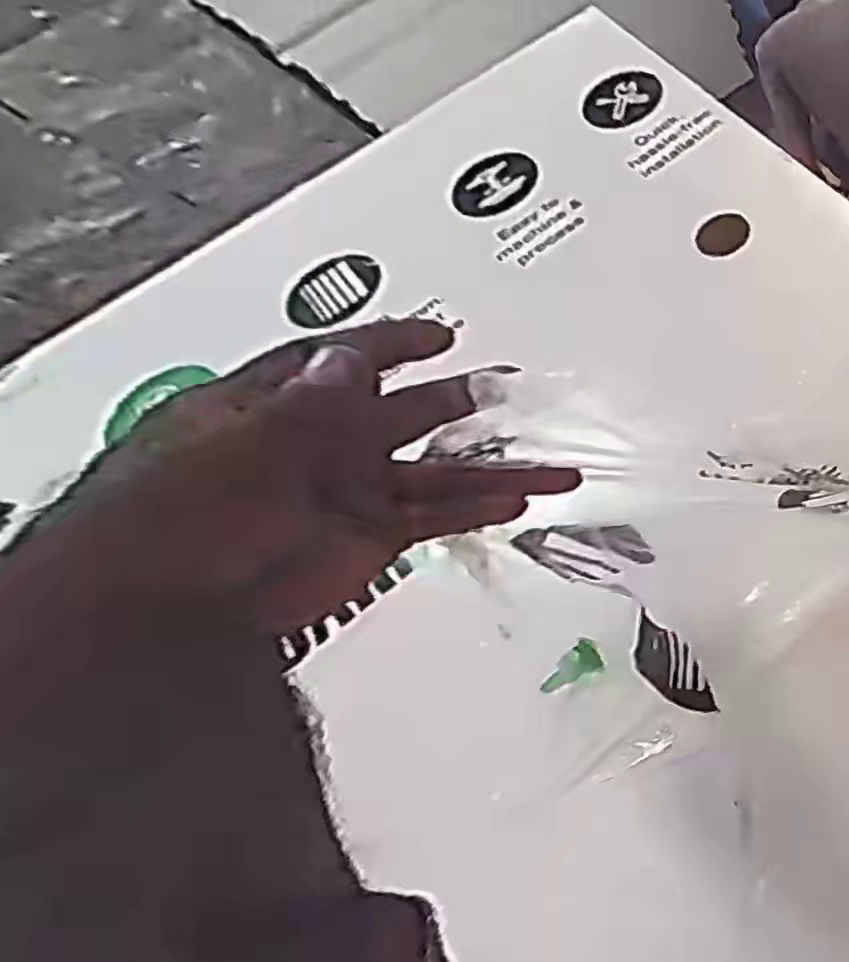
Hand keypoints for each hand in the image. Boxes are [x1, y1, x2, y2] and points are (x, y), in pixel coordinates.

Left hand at [26, 320, 581, 632]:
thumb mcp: (239, 454)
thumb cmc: (172, 530)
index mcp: (276, 412)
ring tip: (551, 469)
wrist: (177, 614)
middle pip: (407, 415)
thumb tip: (348, 363)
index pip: (342, 365)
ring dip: (498, 471)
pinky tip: (513, 503)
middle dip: (458, 402)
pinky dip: (478, 510)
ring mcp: (355, 492)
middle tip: (504, 389)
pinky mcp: (378, 533)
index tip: (439, 336)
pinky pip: (440, 515)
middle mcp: (322, 447)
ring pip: (443, 473)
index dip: (391, 345)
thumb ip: (304, 409)